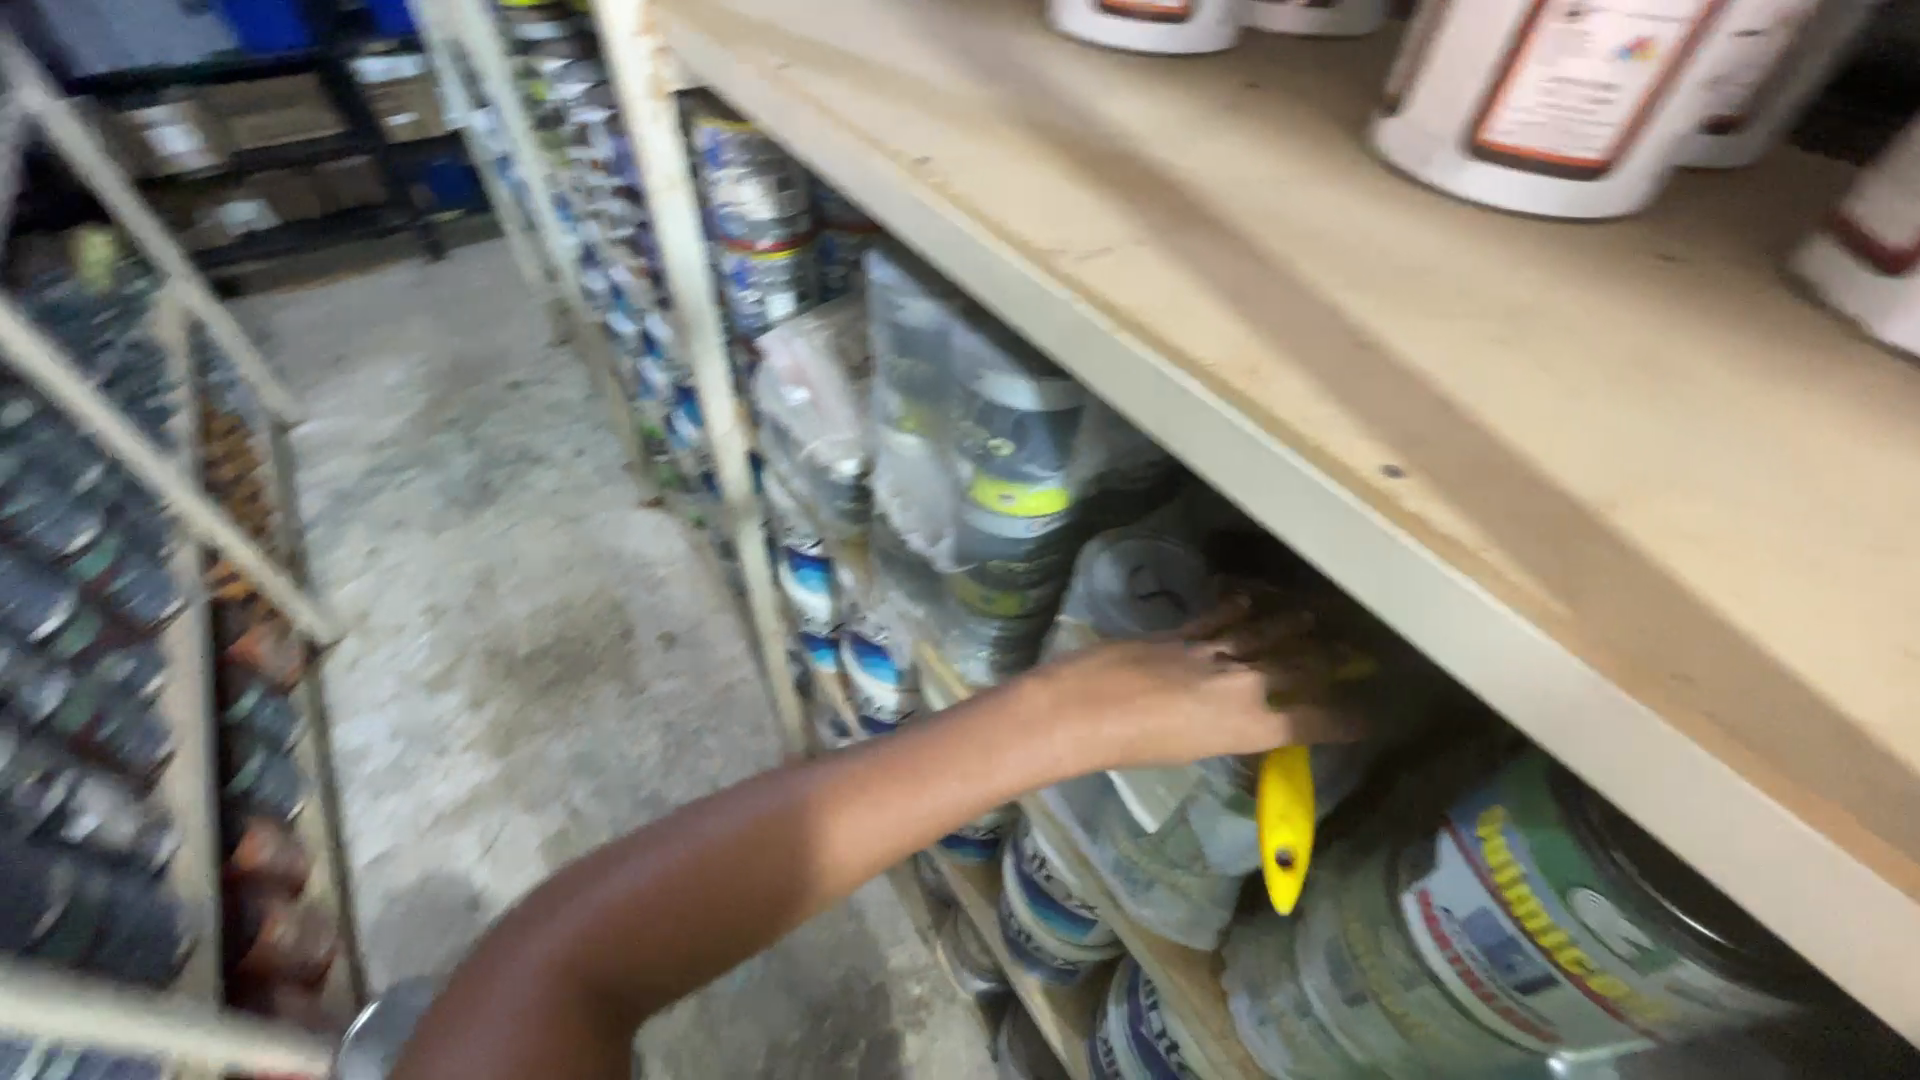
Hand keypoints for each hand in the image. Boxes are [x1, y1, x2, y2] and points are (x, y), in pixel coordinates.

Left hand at [1021, 630, 1363, 772]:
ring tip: (1312, 617)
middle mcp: (1240, 685)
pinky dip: (1235, 607)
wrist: (1086, 710)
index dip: (1344, 719)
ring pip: (1263, 635)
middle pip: (1296, 667)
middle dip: (1329, 661)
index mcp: (1247, 726)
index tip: (1370, 714)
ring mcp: (1210, 653)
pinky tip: (1247, 597)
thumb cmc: (1133, 748)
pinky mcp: (1179, 634)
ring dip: (1289, 626)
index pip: (1311, 721)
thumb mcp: (1193, 752)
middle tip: (1355, 652)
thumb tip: (1230, 719)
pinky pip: (1217, 618)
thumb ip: (1223, 731)